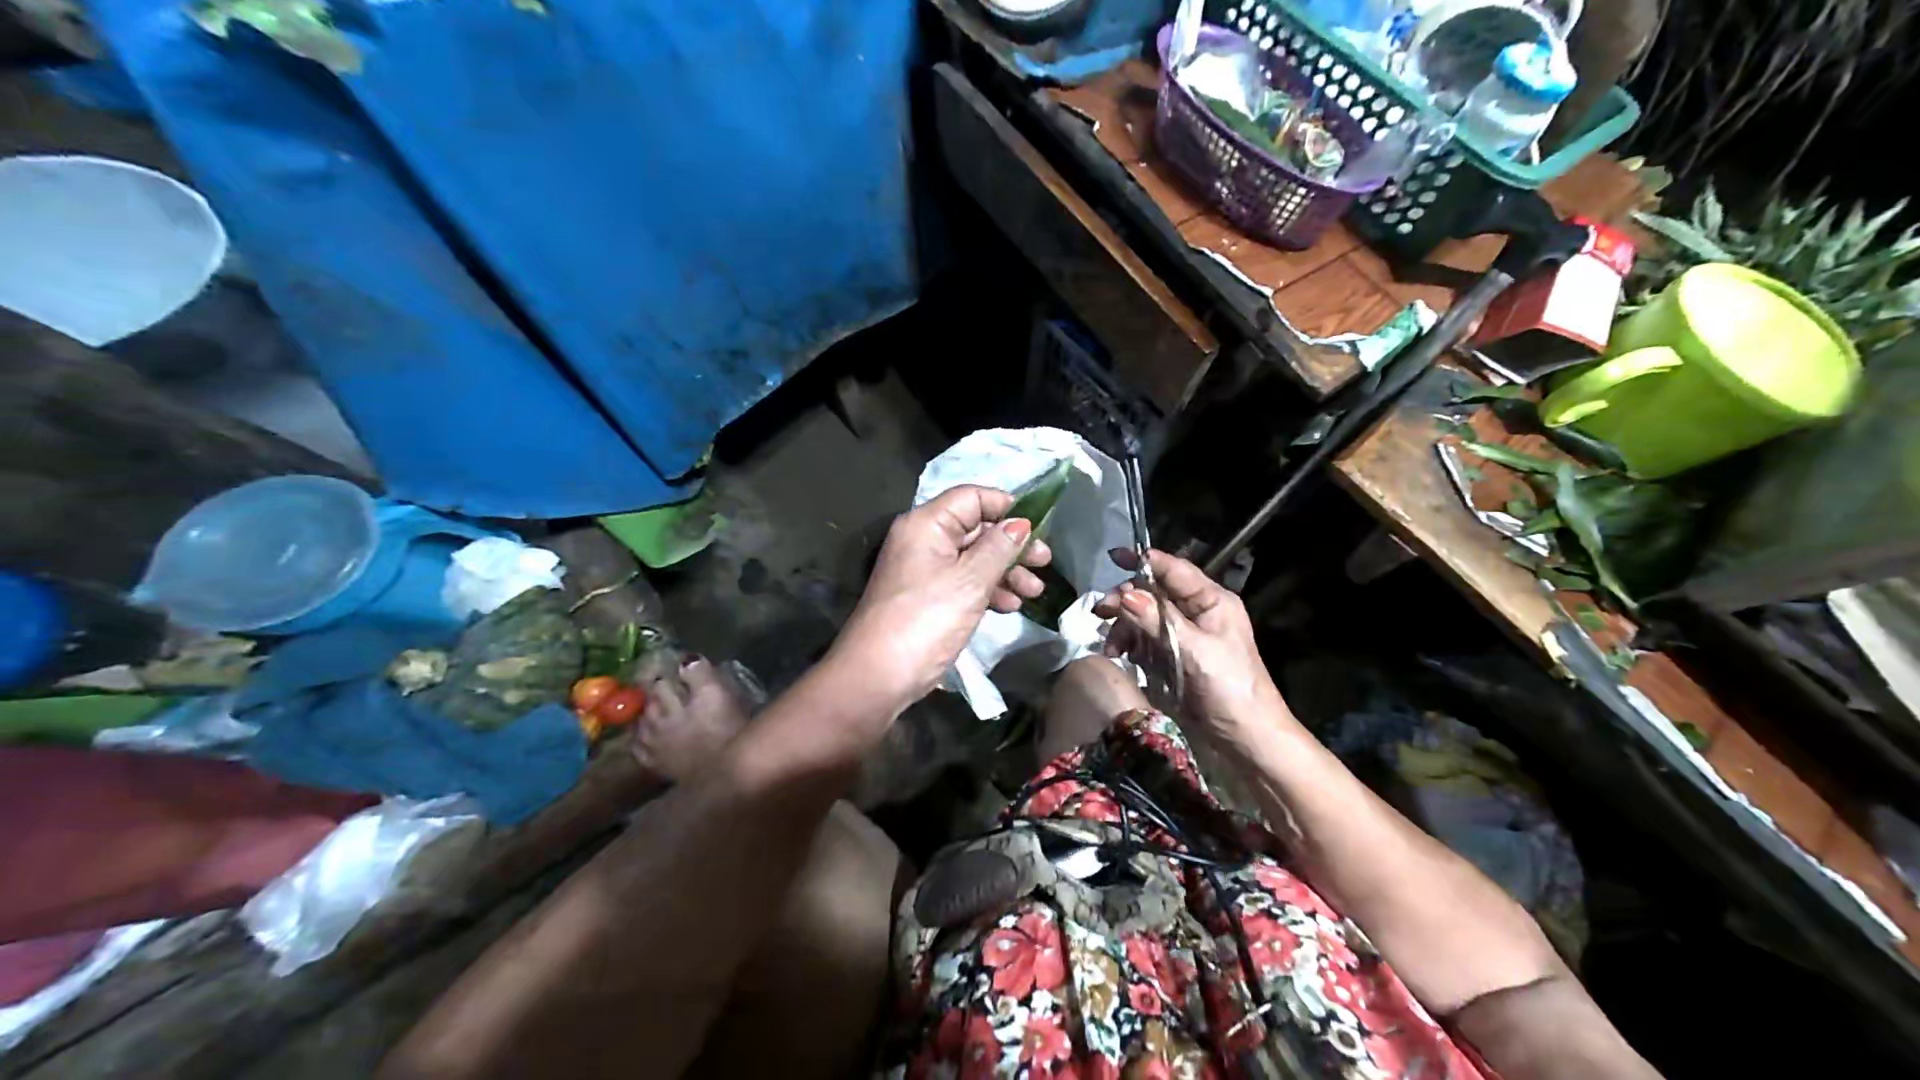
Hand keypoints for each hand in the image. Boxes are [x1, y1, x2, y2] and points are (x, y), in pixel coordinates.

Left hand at [827, 485, 1052, 713]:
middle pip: (976, 528)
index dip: (1007, 507)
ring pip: (973, 558)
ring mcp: (924, 570)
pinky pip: (964, 582)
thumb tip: (1021, 523)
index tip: (1040, 526)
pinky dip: (988, 590)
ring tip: (1034, 592)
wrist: (878, 676)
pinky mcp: (928, 597)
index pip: (972, 497)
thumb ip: (999, 548)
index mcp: (926, 524)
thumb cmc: (926, 620)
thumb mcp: (969, 581)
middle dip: (1012, 545)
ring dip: (1006, 572)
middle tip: (1045, 562)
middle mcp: (923, 540)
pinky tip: (1011, 606)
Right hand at [1092, 548, 1286, 741]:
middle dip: (1126, 599)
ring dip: (1124, 626)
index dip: (1145, 561)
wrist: (1246, 738)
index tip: (1114, 556)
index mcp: (1212, 601)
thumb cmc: (1230, 687)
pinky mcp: (1174, 657)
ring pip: (1145, 617)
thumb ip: (1157, 619)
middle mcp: (1198, 612)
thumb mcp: (1193, 649)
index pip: (1175, 570)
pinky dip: (1129, 644)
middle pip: (1154, 593)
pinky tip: (1118, 654)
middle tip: (1101, 612)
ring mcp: (1185, 635)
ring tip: (1111, 645)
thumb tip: (1124, 593)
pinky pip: (1144, 640)